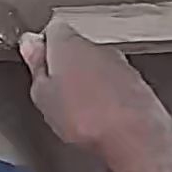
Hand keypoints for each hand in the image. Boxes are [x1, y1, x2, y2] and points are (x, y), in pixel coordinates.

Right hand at [18, 20, 171, 168]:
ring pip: (96, 66)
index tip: (34, 62)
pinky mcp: (140, 85)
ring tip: (74, 109)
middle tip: (51, 91)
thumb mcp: (41, 94)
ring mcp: (123, 65)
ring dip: (86, 81)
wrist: (135, 141)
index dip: (41, 46)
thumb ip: (36, 65)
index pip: (52, 30)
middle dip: (64, 65)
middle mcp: (98, 48)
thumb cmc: (85, 117)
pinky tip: (97, 117)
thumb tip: (30, 45)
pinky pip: (114, 83)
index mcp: (69, 44)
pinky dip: (105, 94)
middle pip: (75, 48)